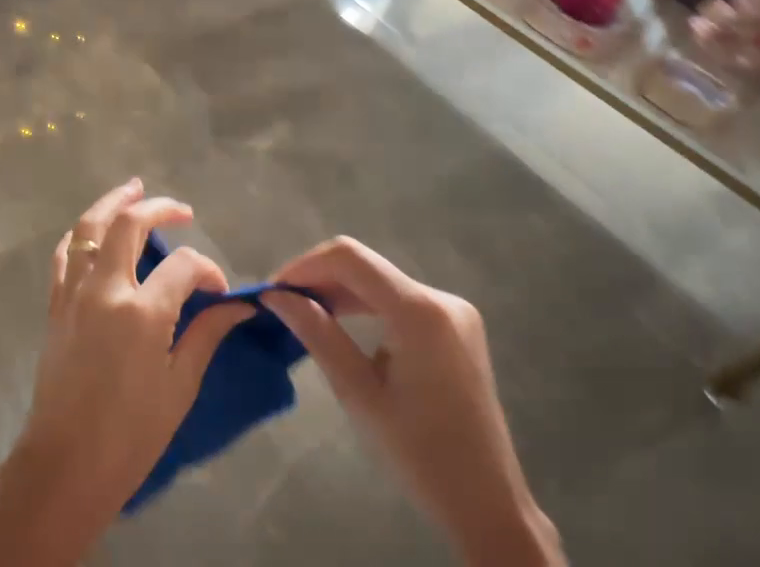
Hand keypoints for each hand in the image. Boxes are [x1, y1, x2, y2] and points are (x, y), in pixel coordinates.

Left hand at [0, 180, 253, 566]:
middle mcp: (104, 290)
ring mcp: (73, 294)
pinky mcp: (55, 305)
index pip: (183, 266)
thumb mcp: (179, 387)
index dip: (207, 270)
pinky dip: (80, 234)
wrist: (66, 463)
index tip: (219, 289)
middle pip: (128, 224)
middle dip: (158, 208)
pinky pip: (64, 254)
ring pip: (88, 228)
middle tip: (182, 209)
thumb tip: (238, 306)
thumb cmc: (131, 434)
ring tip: (133, 188)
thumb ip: (206, 336)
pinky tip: (93, 230)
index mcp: (142, 313)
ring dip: (112, 203)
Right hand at [262, 238, 562, 566]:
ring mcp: (454, 312)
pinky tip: (341, 326)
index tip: (273, 293)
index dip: (304, 266)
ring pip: (381, 281)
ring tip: (302, 315)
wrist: (486, 500)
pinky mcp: (456, 328)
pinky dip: (365, 306)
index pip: (349, 258)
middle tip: (281, 306)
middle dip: (318, 278)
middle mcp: (441, 299)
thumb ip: (317, 334)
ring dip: (339, 292)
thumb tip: (276, 297)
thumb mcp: (357, 392)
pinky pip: (399, 300)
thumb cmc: (418, 453)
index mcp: (420, 311)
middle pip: (366, 266)